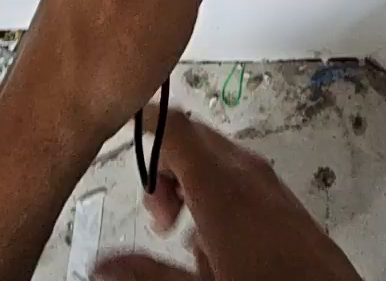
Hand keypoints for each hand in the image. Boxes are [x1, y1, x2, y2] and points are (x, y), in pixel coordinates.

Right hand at [96, 107, 362, 280]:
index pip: (177, 126)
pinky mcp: (282, 197)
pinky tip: (216, 242)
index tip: (128, 128)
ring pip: (215, 157)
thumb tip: (104, 264)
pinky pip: (238, 176)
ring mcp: (268, 182)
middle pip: (194, 138)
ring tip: (183, 233)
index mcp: (222, 186)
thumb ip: (149, 271)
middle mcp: (247, 172)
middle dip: (166, 165)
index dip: (148, 120)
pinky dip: (215, 192)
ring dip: (190, 182)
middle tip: (158, 214)